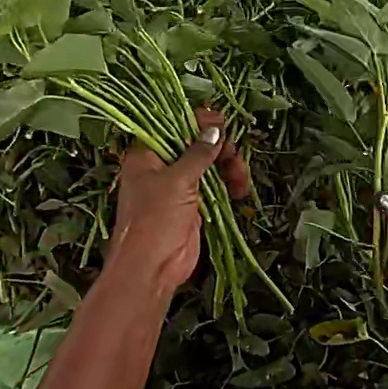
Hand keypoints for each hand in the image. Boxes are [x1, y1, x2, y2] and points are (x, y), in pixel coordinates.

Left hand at [107, 108, 251, 296]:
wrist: (152, 268)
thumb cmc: (155, 220)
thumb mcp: (177, 181)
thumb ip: (198, 153)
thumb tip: (215, 130)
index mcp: (146, 154)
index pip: (172, 124)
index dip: (197, 121)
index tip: (222, 122)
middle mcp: (161, 166)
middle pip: (196, 144)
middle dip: (220, 148)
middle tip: (234, 157)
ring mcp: (179, 186)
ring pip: (210, 165)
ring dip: (229, 167)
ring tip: (241, 180)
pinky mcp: (194, 204)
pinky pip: (215, 185)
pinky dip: (229, 185)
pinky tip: (241, 191)